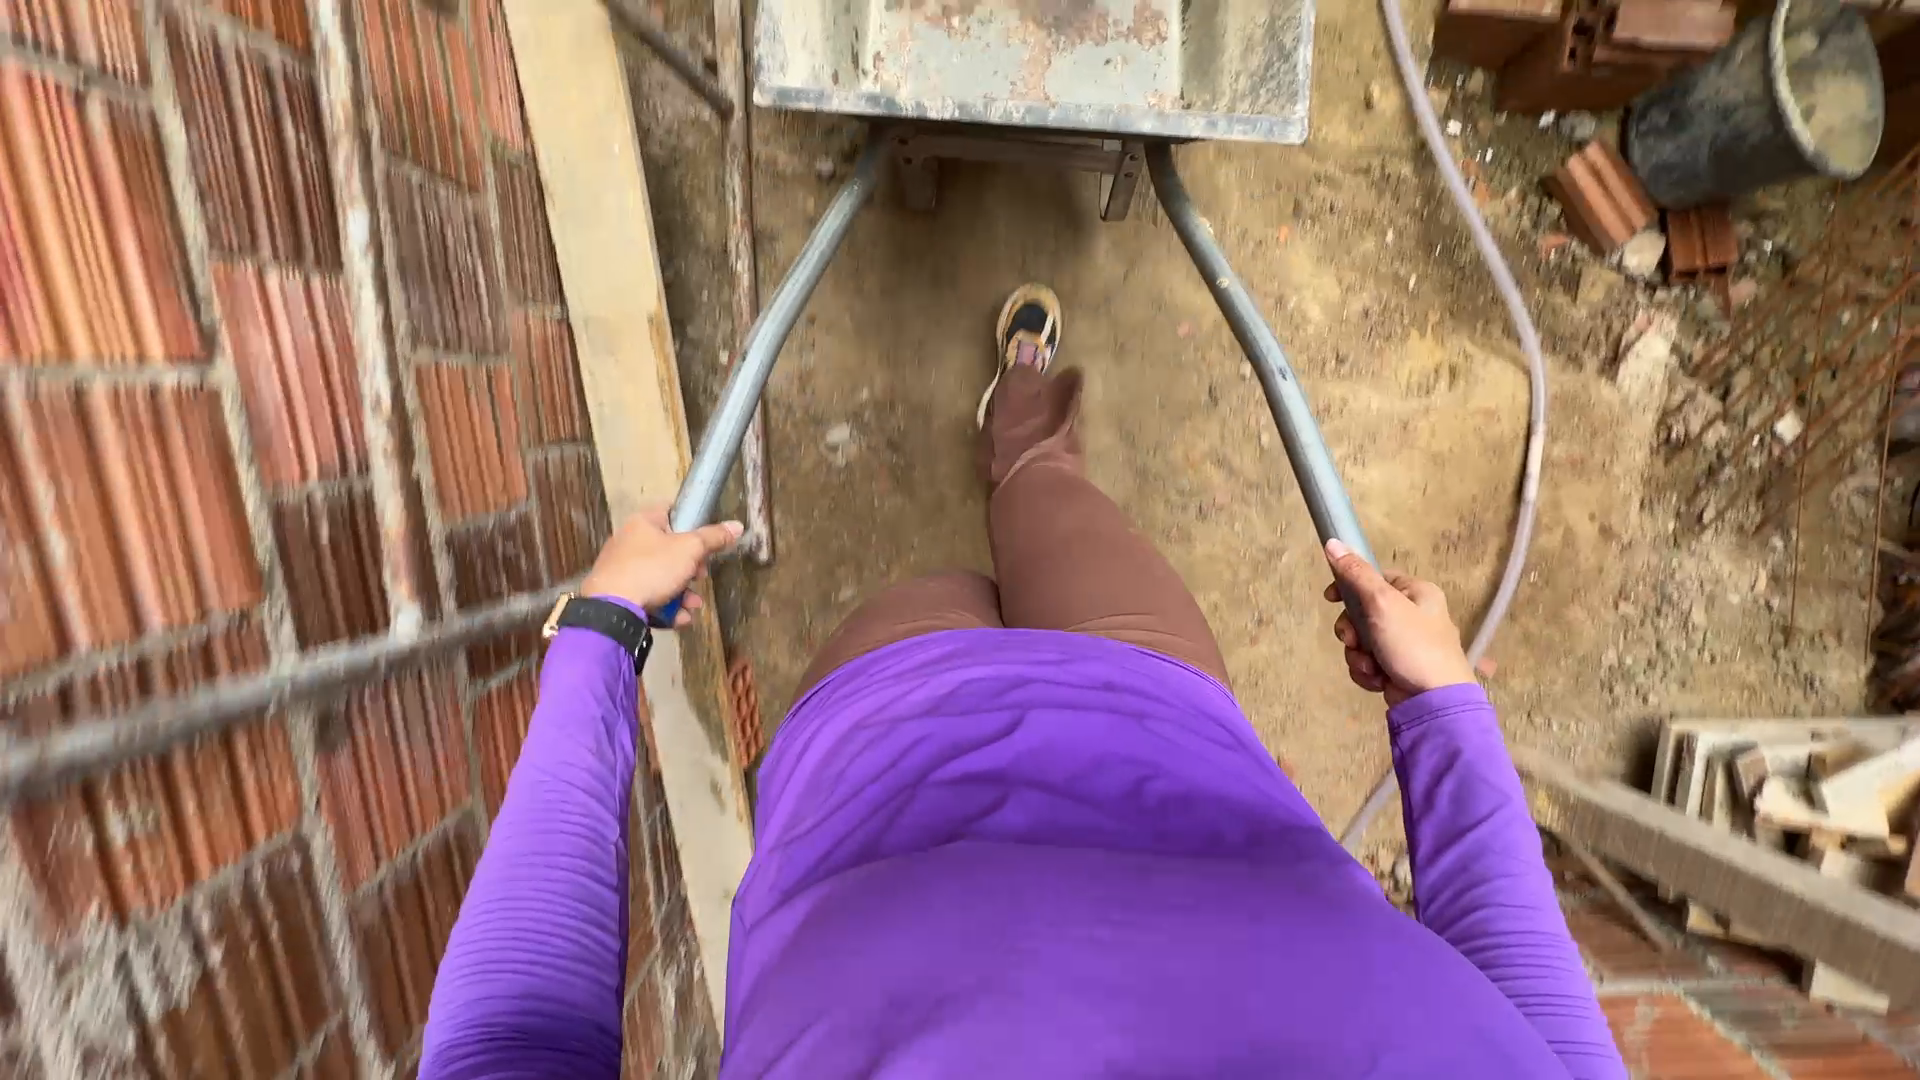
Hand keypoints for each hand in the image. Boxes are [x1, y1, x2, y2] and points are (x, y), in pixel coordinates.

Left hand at [581, 504, 743, 627]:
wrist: (612, 608)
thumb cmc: (652, 568)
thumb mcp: (690, 549)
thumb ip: (714, 538)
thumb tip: (737, 525)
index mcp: (643, 522)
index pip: (671, 510)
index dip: (691, 521)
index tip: (706, 538)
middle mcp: (629, 541)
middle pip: (671, 548)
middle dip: (692, 567)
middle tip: (700, 576)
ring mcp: (622, 568)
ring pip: (663, 576)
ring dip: (684, 592)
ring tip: (693, 605)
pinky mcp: (620, 593)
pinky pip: (650, 595)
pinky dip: (667, 605)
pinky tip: (678, 617)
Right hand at [1322, 539, 1476, 706]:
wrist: (1433, 700)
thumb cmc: (1411, 645)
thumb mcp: (1381, 603)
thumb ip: (1355, 574)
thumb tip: (1332, 541)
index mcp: (1417, 592)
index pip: (1373, 578)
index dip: (1349, 588)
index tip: (1331, 599)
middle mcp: (1412, 614)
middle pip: (1361, 611)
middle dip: (1351, 631)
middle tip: (1353, 641)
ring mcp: (1404, 643)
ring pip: (1360, 639)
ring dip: (1357, 654)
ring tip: (1371, 666)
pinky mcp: (1397, 666)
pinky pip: (1367, 660)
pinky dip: (1366, 670)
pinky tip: (1377, 678)